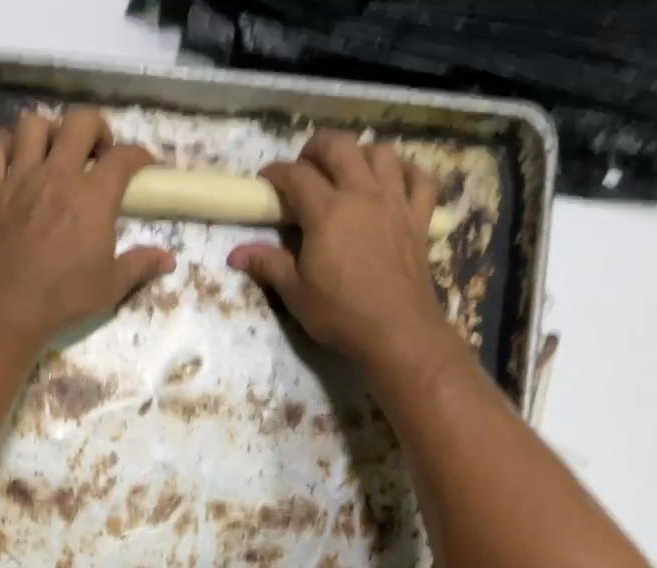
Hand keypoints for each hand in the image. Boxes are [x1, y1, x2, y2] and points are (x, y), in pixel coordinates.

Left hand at [0, 108, 175, 343]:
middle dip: (96, 129)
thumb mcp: (112, 284)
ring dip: (48, 132)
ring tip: (55, 153)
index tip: (143, 166)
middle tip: (97, 153)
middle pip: (80, 122)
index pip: (123, 156)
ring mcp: (20, 179)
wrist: (9, 307)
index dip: (139, 156)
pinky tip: (15, 162)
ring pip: (33, 125)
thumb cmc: (65, 297)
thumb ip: (141, 264)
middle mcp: (57, 176)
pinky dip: (5, 148)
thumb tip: (169, 259)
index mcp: (93, 197)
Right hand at [229, 131, 457, 366]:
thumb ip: (268, 264)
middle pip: (340, 147)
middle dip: (317, 148)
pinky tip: (394, 182)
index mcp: (327, 212)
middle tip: (305, 166)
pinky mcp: (419, 218)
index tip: (265, 182)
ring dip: (361, 154)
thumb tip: (235, 254)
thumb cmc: (339, 313)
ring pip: (382, 153)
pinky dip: (407, 172)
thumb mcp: (295, 292)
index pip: (296, 175)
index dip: (276, 173)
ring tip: (348, 171)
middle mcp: (362, 195)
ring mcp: (395, 202)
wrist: (396, 330)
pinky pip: (420, 179)